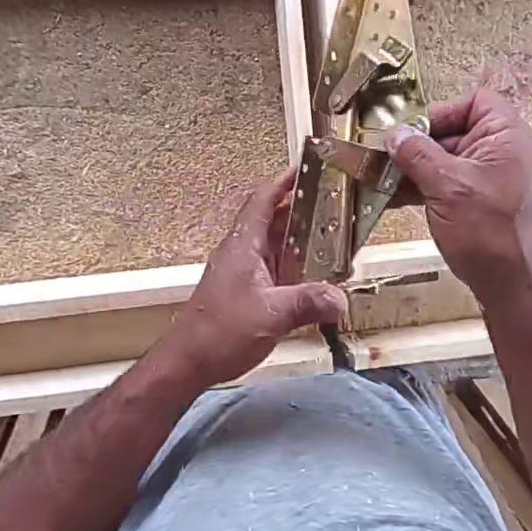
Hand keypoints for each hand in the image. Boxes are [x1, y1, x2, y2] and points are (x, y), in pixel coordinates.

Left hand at [145, 171, 347, 388]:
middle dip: (301, 209)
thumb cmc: (221, 332)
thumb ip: (308, 303)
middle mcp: (241, 252)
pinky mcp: (244, 291)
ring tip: (333, 237)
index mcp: (242, 245)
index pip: (262, 200)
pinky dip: (293, 263)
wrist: (189, 360)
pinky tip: (315, 275)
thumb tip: (342, 299)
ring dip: (299, 238)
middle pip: (272, 218)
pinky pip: (273, 267)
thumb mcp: (271, 315)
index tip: (309, 169)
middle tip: (335, 206)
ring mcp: (241, 271)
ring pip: (273, 244)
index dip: (284, 181)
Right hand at [385, 87, 531, 300]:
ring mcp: (485, 177)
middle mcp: (499, 153)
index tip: (412, 132)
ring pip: (441, 158)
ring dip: (411, 168)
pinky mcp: (472, 199)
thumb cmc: (492, 235)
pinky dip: (417, 186)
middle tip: (388, 156)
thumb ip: (418, 155)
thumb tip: (397, 135)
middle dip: (416, 144)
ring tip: (383, 178)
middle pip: (451, 130)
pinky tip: (391, 195)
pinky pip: (440, 182)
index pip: (475, 102)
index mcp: (506, 138)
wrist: (508, 282)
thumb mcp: (448, 186)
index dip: (441, 112)